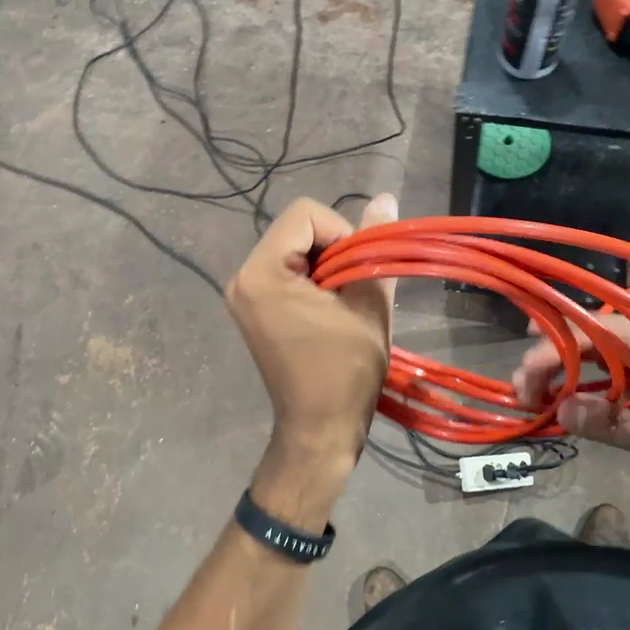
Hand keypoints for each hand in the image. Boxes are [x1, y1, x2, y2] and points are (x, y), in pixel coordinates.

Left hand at [225, 194, 399, 463]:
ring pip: (295, 248)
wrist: (319, 431)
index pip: (305, 214)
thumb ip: (373, 248)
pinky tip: (331, 309)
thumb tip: (386, 198)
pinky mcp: (254, 308)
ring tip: (345, 301)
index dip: (341, 232)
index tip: (359, 269)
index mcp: (262, 273)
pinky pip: (287, 270)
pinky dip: (313, 278)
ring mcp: (245, 294)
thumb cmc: (345, 371)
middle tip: (355, 286)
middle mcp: (243, 276)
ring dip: (327, 264)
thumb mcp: (368, 305)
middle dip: (334, 248)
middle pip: (297, 229)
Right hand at [512, 314, 629, 490]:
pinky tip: (543, 400)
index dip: (562, 336)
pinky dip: (561, 385)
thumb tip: (562, 411)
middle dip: (547, 356)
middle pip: (583, 337)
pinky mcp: (622, 382)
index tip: (530, 358)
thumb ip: (618, 427)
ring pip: (579, 353)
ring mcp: (629, 362)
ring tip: (525, 396)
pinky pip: (584, 374)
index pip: (602, 329)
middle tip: (520, 388)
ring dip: (549, 370)